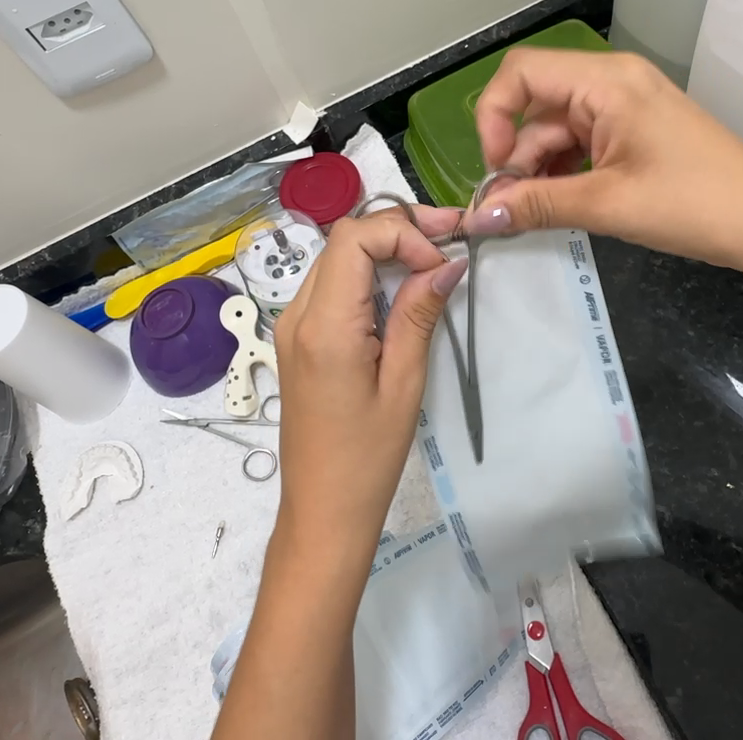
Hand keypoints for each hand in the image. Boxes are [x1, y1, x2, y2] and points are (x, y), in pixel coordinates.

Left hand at [271, 207, 466, 555]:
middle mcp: (297, 314)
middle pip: (344, 241)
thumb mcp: (404, 383)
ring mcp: (292, 325)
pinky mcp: (297, 338)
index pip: (355, 239)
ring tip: (434, 262)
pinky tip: (403, 292)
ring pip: (337, 258)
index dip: (403, 234)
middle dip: (398, 232)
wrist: (322, 509)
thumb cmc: (368, 457)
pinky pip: (332, 286)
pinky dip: (368, 276)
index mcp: (324, 325)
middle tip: (450, 240)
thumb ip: (420, 313)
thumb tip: (448, 262)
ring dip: (384, 251)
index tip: (441, 262)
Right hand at [465, 48, 742, 272]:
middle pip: (536, 105)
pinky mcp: (634, 130)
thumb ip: (535, 204)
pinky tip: (561, 204)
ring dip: (538, 169)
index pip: (521, 73)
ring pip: (556, 129)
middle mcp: (612, 82)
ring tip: (535, 213)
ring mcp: (625, 106)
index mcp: (606, 82)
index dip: (494, 117)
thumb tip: (478, 216)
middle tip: (510, 208)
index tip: (497, 169)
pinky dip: (563, 171)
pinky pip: (581, 142)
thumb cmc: (693, 204)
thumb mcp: (606, 205)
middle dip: (516, 155)